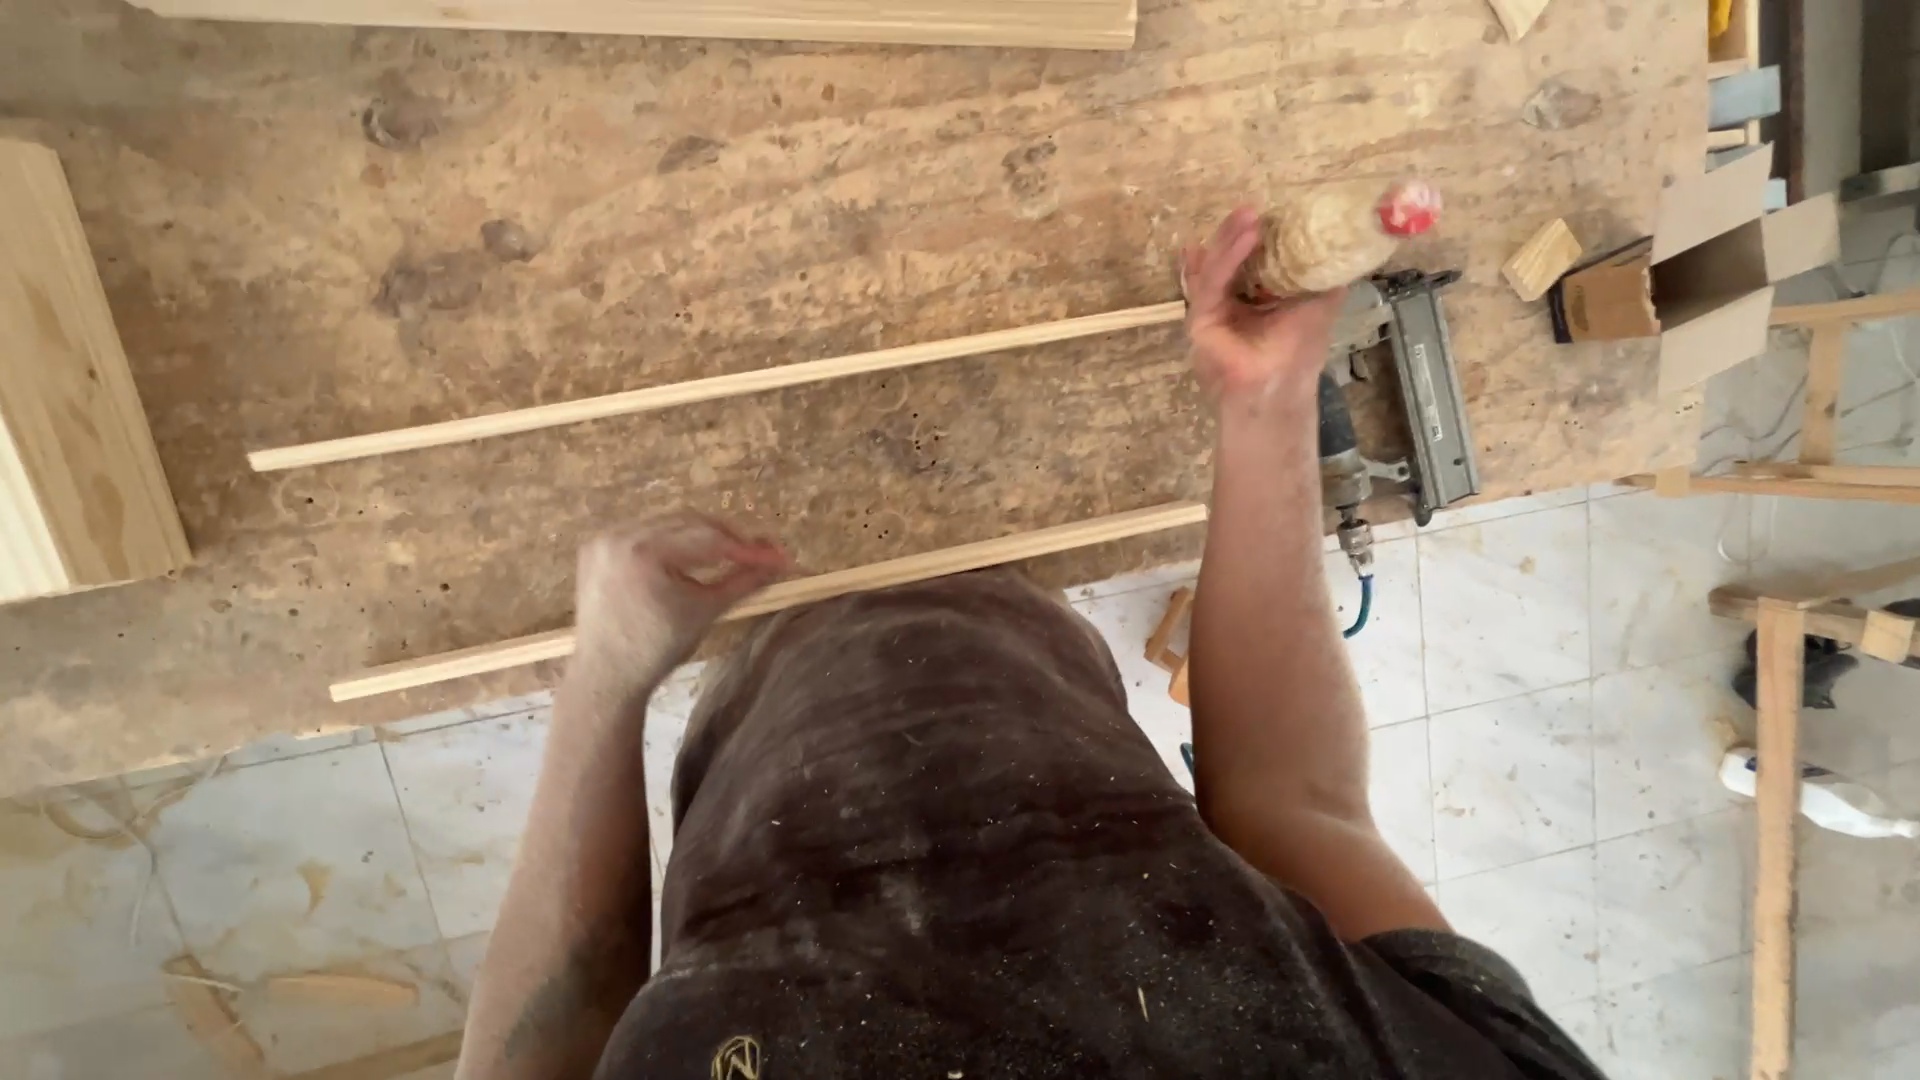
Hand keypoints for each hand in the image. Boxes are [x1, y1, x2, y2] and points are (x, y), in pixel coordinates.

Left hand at [564, 511, 789, 709]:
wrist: (606, 675)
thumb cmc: (658, 648)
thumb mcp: (706, 611)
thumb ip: (744, 581)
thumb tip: (780, 563)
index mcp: (645, 552)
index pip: (709, 538)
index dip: (747, 548)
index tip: (777, 556)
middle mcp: (620, 536)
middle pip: (689, 523)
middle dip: (726, 538)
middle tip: (757, 553)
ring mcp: (605, 540)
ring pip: (668, 525)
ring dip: (700, 536)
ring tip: (728, 555)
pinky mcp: (598, 548)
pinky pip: (645, 534)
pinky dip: (672, 542)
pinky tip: (689, 557)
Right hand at [1183, 206, 1347, 402]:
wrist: (1279, 386)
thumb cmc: (1299, 350)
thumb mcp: (1320, 300)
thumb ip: (1322, 272)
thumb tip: (1339, 240)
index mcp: (1254, 297)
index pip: (1249, 259)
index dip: (1256, 235)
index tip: (1267, 213)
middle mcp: (1230, 301)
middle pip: (1226, 259)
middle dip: (1236, 232)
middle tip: (1251, 208)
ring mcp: (1211, 311)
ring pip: (1216, 267)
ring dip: (1229, 239)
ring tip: (1247, 215)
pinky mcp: (1200, 321)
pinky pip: (1212, 284)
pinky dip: (1226, 259)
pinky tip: (1244, 238)